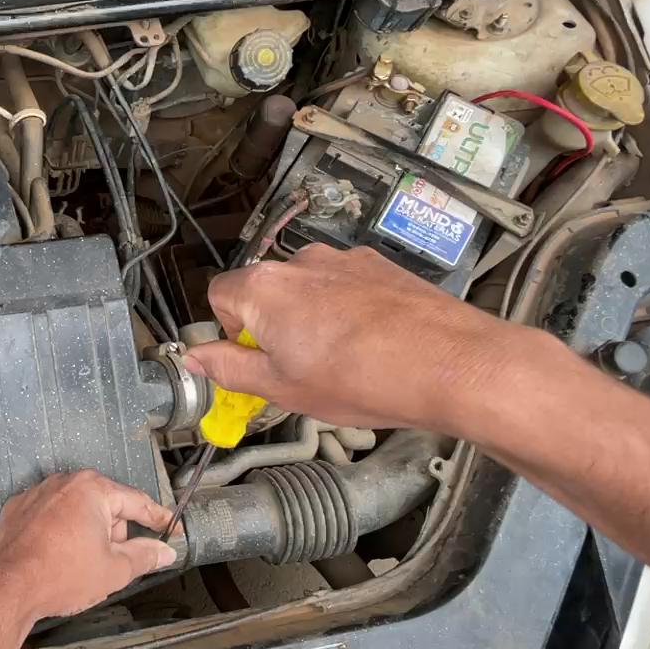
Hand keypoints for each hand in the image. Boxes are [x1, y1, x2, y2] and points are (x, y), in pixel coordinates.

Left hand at [0, 471, 175, 623]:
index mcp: (92, 489)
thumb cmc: (58, 575)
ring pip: (76, 510)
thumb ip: (144, 556)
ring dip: (85, 532)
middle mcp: (63, 483)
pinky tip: (56, 556)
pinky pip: (49, 515)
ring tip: (78, 564)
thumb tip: (163, 552)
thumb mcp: (114, 569)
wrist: (8, 587)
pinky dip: (58, 532)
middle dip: (113, 533)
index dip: (158, 518)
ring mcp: (37, 493)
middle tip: (110, 562)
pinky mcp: (17, 508)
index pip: (137, 501)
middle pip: (105, 506)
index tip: (170, 527)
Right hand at [183, 243, 531, 432]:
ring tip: (338, 360)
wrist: (453, 365)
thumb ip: (227, 368)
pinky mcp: (379, 265)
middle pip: (263, 290)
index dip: (228, 331)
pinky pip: (343, 286)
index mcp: (264, 289)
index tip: (248, 357)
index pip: (218, 296)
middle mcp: (300, 262)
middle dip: (270, 326)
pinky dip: (345, 311)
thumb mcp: (280, 388)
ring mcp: (343, 260)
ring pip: (305, 289)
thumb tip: (196, 357)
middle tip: (293, 366)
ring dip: (309, 318)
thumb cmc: (367, 377)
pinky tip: (367, 346)